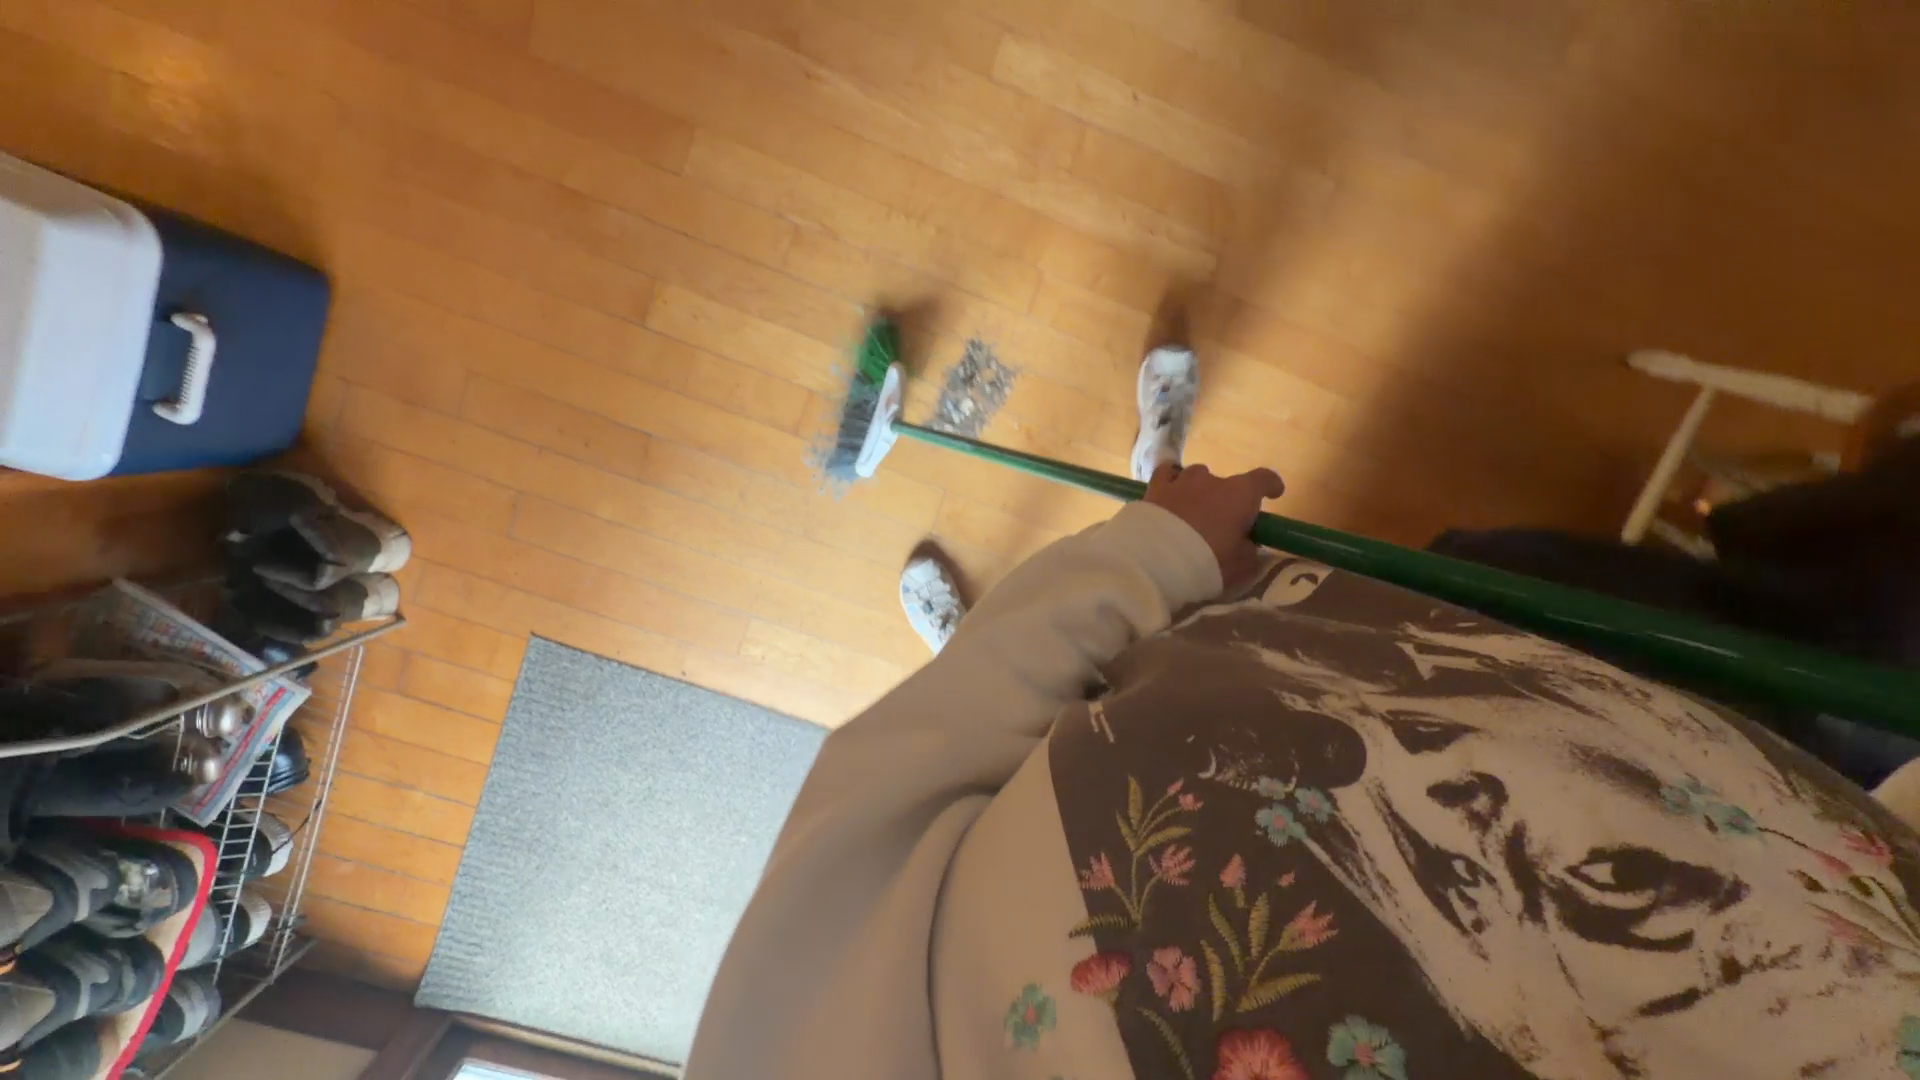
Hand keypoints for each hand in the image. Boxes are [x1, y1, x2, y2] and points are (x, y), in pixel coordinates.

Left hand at [1144, 463, 1284, 588]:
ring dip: (1198, 489)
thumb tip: (1247, 545)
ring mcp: (1181, 481)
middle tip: (1220, 523)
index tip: (1273, 493)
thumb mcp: (1239, 566)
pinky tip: (1168, 492)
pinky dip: (1170, 481)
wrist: (1156, 559)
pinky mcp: (1154, 488)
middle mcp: (1212, 481)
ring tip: (1192, 511)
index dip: (1270, 485)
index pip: (1263, 479)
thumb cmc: (1207, 561)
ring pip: (1195, 476)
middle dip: (1226, 499)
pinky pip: (1165, 474)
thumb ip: (1249, 552)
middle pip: (1226, 483)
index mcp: (1240, 495)